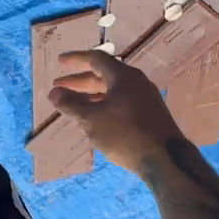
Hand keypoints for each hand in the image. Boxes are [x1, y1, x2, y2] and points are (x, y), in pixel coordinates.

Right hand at [48, 50, 184, 174]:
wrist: (165, 158)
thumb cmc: (124, 134)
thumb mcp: (91, 119)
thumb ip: (71, 104)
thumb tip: (54, 92)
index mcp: (123, 77)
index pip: (96, 59)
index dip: (76, 59)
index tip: (60, 62)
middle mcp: (136, 82)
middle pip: (103, 74)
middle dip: (79, 80)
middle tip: (59, 86)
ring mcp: (144, 97)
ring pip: (112, 89)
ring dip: (90, 93)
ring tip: (72, 102)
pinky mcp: (148, 113)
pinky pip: (120, 100)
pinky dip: (102, 102)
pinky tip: (93, 116)